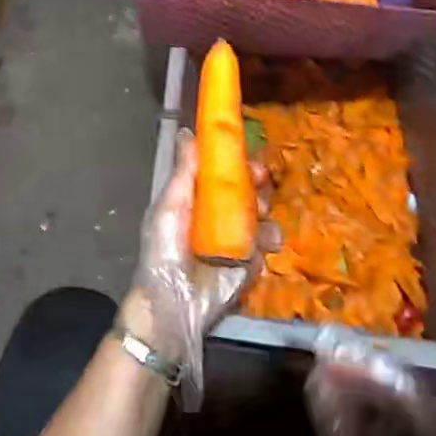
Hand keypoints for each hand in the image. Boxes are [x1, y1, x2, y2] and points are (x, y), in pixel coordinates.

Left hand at [123, 129, 273, 404]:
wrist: (174, 303)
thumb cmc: (164, 251)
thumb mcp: (169, 206)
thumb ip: (183, 171)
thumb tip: (187, 131)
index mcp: (197, 197)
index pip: (222, 170)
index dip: (235, 158)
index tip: (245, 150)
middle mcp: (220, 213)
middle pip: (247, 186)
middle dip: (256, 178)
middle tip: (261, 176)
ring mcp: (238, 236)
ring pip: (262, 209)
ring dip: (265, 204)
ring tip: (260, 210)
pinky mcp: (252, 260)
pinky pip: (270, 239)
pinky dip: (271, 235)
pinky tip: (265, 240)